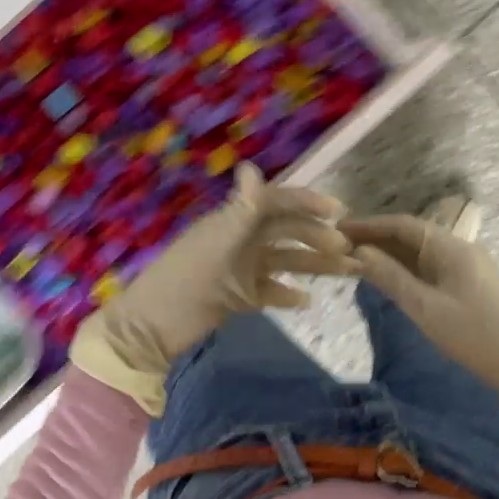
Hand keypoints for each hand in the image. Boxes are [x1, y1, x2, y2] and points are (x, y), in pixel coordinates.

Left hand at [71, 165, 357, 414]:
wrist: (148, 332)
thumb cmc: (181, 286)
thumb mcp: (214, 247)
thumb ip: (239, 211)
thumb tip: (252, 167)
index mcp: (232, 222)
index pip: (275, 202)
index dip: (307, 203)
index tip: (340, 211)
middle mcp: (238, 240)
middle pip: (286, 232)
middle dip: (318, 237)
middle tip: (350, 252)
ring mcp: (238, 269)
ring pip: (284, 261)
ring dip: (314, 265)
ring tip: (350, 273)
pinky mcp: (236, 297)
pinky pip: (269, 289)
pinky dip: (288, 293)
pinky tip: (309, 301)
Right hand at [338, 215, 498, 394]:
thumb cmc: (474, 336)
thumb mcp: (425, 308)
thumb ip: (390, 277)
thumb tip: (358, 252)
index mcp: (451, 248)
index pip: (403, 225)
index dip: (369, 225)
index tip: (338, 228)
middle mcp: (459, 248)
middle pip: (411, 235)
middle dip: (375, 239)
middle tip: (338, 246)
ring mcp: (465, 266)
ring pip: (419, 252)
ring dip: (389, 254)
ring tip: (354, 260)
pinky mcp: (468, 283)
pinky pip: (429, 266)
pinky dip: (404, 268)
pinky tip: (385, 277)